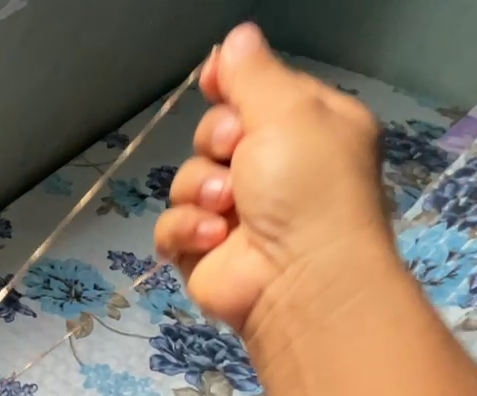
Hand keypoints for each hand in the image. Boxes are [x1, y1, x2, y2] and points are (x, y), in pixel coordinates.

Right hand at [154, 23, 391, 337]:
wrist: (296, 276)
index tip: (212, 80)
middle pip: (211, 134)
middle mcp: (267, 167)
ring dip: (200, 192)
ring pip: (186, 181)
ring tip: (225, 210)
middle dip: (215, 143)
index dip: (230, 85)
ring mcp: (232, 212)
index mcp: (302, 127)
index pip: (255, 93)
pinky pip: (170, 227)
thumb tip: (235, 37)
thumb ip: (254, 75)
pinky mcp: (200, 249)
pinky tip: (211, 239)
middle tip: (236, 155)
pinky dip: (185, 231)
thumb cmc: (306, 187)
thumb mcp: (289, 113)